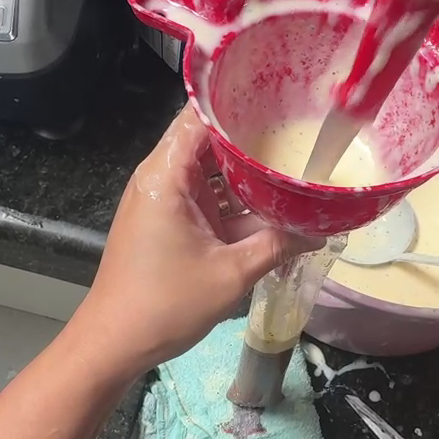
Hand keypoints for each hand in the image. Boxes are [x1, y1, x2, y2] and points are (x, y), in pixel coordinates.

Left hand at [65, 107, 322, 379]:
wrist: (116, 343)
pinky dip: (235, 202)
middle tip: (300, 131)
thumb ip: (278, 245)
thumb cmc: (165, 304)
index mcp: (167, 174)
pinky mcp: (168, 223)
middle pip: (210, 140)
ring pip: (212, 173)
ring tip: (295, 164)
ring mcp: (164, 201)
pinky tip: (272, 206)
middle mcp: (162, 177)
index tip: (281, 95)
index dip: (239, 99)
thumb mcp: (231, 274)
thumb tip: (321, 230)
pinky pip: (207, 200)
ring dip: (247, 174)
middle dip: (253, 137)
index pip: (202, 114)